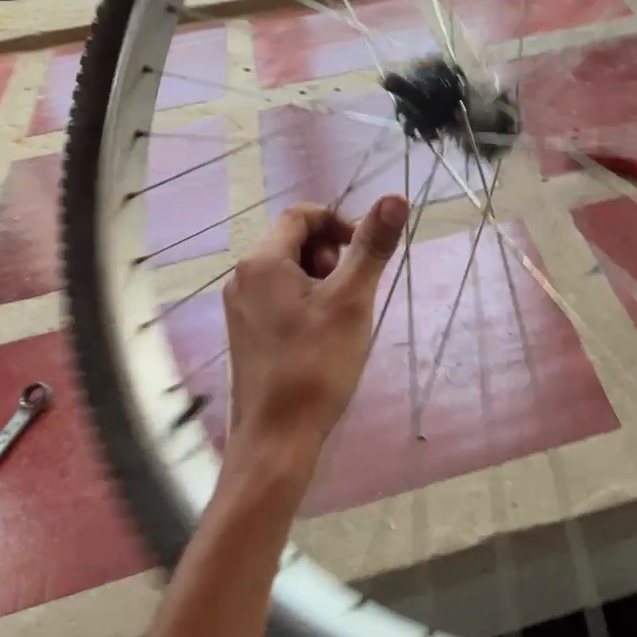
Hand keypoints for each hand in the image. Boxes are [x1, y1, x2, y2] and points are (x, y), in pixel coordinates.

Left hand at [222, 195, 409, 459]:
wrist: (277, 440)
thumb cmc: (316, 364)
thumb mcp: (352, 300)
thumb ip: (372, 246)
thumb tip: (395, 197)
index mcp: (262, 262)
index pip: (302, 214)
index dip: (340, 222)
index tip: (366, 253)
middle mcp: (243, 278)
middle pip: (296, 242)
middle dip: (333, 257)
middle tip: (353, 294)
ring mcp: (241, 309)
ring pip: (291, 274)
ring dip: (323, 283)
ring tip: (342, 321)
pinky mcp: (247, 335)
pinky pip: (281, 300)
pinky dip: (308, 305)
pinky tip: (324, 339)